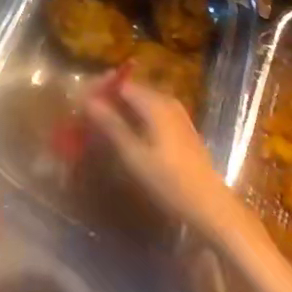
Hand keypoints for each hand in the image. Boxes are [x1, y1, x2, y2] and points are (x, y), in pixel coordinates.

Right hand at [85, 80, 247, 241]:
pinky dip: (135, 119)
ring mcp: (177, 115)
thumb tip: (88, 101)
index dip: (99, 89)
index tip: (80, 102)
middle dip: (109, 99)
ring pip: (141, 103)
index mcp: (155, 104)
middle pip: (132, 91)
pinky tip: (125, 136)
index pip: (121, 84)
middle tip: (87, 116)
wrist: (211, 207)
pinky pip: (151, 113)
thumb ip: (111, 125)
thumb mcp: (134, 155)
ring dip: (121, 110)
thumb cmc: (170, 182)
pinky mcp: (181, 129)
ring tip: (101, 126)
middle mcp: (167, 102)